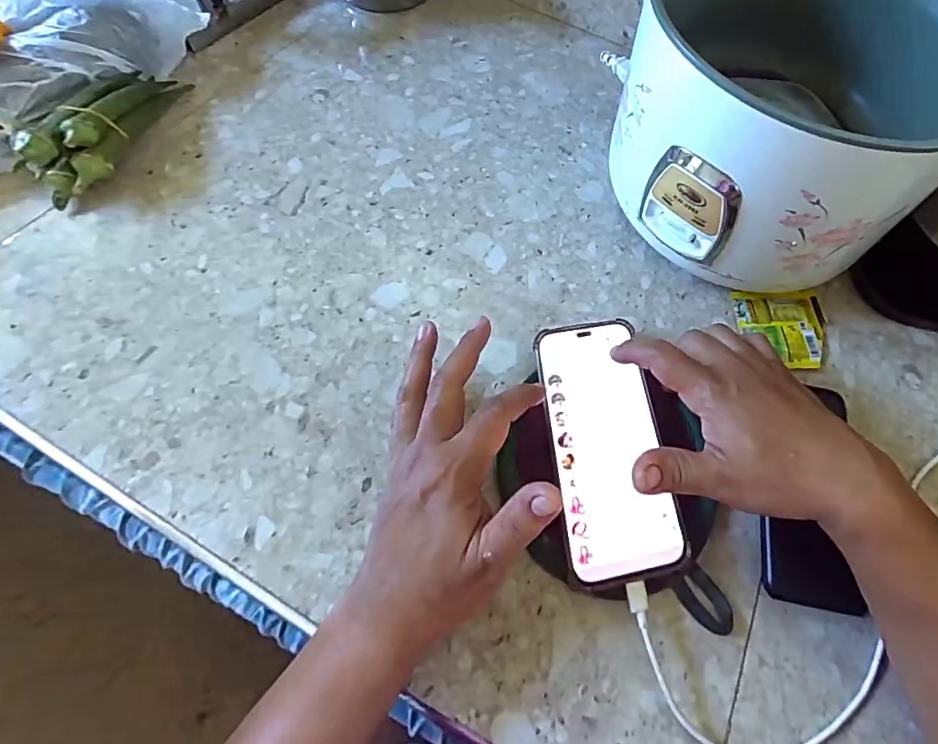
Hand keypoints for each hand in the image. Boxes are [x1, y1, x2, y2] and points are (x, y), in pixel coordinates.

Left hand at [334, 318, 559, 660]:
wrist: (385, 613)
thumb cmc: (440, 590)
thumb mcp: (486, 562)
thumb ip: (518, 524)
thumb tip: (552, 492)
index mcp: (453, 473)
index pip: (492, 419)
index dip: (519, 400)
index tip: (540, 392)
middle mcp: (426, 457)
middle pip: (447, 391)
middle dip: (465, 354)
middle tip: (481, 324)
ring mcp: (407, 461)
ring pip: (415, 398)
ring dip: (424, 361)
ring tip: (429, 329)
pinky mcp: (397, 471)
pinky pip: (402, 417)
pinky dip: (410, 390)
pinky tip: (415, 382)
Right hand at [612, 324, 908, 531]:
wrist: (840, 473)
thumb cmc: (784, 476)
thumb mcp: (721, 481)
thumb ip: (675, 472)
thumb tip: (638, 472)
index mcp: (714, 392)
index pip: (664, 357)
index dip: (636, 350)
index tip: (619, 351)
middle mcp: (735, 369)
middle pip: (689, 340)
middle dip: (665, 350)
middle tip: (653, 373)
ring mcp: (761, 366)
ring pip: (717, 334)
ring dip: (695, 343)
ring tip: (687, 367)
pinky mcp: (780, 371)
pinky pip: (748, 339)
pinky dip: (729, 342)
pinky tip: (731, 361)